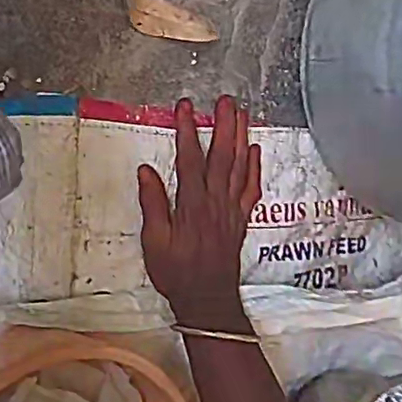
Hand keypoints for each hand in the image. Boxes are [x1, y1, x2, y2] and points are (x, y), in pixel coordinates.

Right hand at [137, 96, 262, 333]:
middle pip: (222, 156)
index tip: (185, 107)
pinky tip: (255, 149)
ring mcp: (232, 209)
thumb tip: (146, 170)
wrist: (208, 301)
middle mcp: (216, 201)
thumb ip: (152, 204)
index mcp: (192, 204)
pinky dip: (254, 167)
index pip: (190, 159)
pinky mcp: (241, 218)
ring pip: (239, 167)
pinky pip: (251, 189)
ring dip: (241, 138)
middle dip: (224, 125)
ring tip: (242, 113)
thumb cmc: (176, 272)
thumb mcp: (154, 242)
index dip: (188, 130)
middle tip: (226, 100)